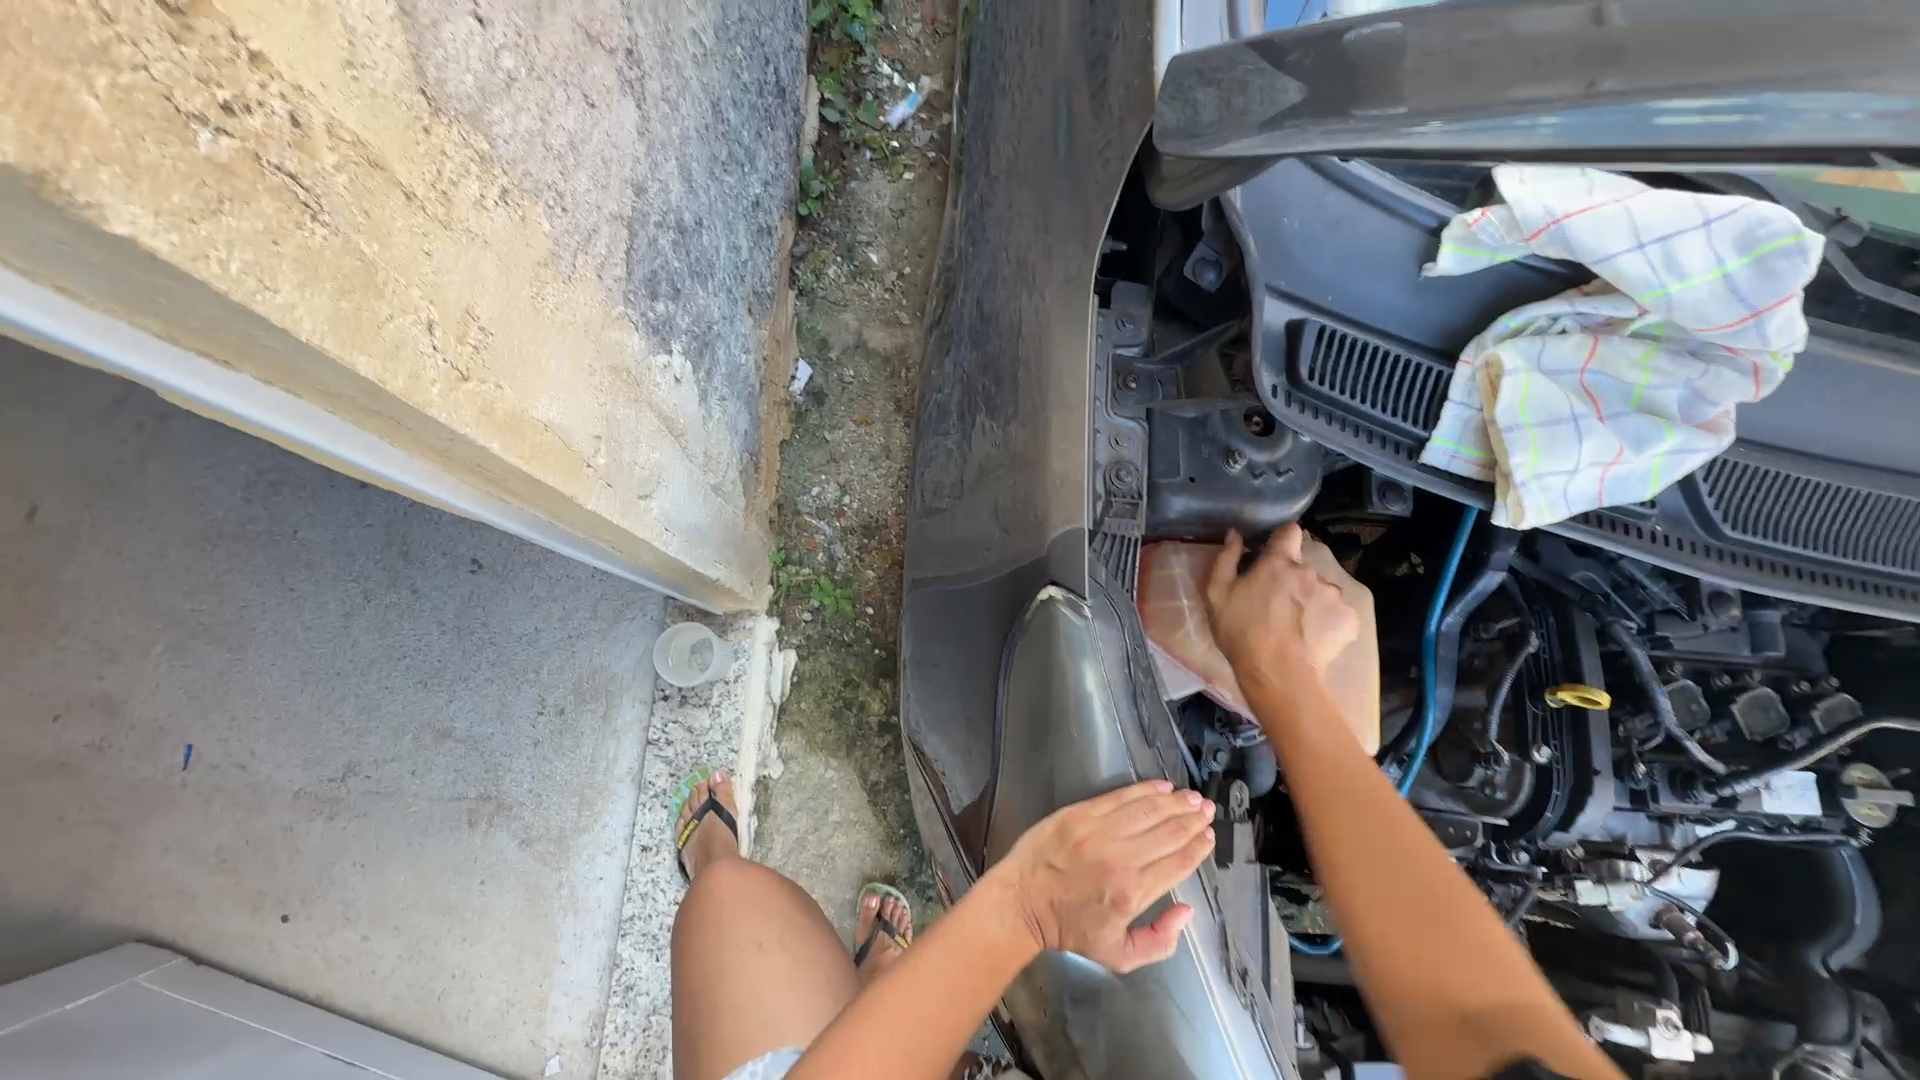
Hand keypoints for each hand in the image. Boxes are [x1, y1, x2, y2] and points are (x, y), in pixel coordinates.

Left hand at [990, 780, 1213, 972]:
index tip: (1209, 836)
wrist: (1022, 902)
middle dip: (1192, 820)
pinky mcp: (1079, 814)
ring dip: (1174, 801)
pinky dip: (1143, 790)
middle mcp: (1120, 858)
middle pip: (1168, 832)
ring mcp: (1098, 832)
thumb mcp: (1119, 955)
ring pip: (1148, 810)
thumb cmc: (1069, 929)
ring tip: (1191, 797)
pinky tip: (1161, 787)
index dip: (1198, 847)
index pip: (1177, 863)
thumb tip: (1186, 910)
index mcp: (1133, 893)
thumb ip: (1160, 941)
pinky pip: (1119, 797)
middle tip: (1207, 810)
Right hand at [1204, 525, 1358, 683]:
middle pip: (1302, 568)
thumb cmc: (1242, 633)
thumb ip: (1226, 559)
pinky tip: (1311, 639)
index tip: (1274, 553)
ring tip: (1295, 628)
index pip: (1289, 531)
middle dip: (1291, 581)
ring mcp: (1334, 595)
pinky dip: (1326, 622)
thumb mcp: (1217, 595)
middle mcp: (1311, 572)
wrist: (1279, 675)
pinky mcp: (1349, 619)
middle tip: (1275, 606)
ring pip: (1320, 591)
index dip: (1282, 539)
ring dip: (1309, 602)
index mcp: (1279, 562)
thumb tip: (1235, 534)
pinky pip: (1336, 613)